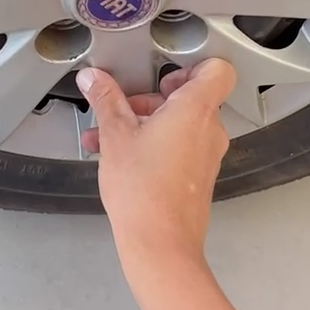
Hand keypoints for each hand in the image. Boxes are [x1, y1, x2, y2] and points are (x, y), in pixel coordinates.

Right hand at [78, 59, 237, 269]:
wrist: (159, 246)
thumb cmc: (144, 193)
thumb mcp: (115, 134)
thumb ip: (105, 98)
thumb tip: (93, 78)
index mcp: (195, 109)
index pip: (216, 69)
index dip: (191, 63)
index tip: (163, 70)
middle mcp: (209, 129)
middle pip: (188, 95)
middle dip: (151, 98)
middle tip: (124, 107)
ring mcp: (206, 153)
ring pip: (179, 121)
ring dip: (145, 121)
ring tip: (109, 134)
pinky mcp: (199, 174)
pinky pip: (179, 144)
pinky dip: (153, 142)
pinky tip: (119, 154)